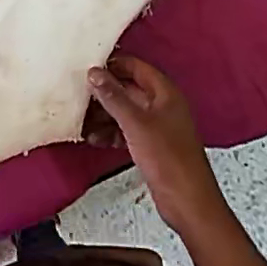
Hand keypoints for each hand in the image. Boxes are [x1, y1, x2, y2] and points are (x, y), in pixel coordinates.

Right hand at [85, 55, 231, 235]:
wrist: (186, 200)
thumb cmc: (168, 158)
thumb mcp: (136, 123)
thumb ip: (114, 97)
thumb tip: (94, 73)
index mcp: (165, 92)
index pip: (137, 67)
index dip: (114, 64)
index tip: (90, 67)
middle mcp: (162, 105)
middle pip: (129, 90)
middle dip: (105, 92)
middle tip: (80, 94)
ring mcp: (157, 126)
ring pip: (126, 112)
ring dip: (105, 115)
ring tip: (82, 120)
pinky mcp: (151, 145)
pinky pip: (127, 131)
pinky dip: (111, 133)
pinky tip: (94, 139)